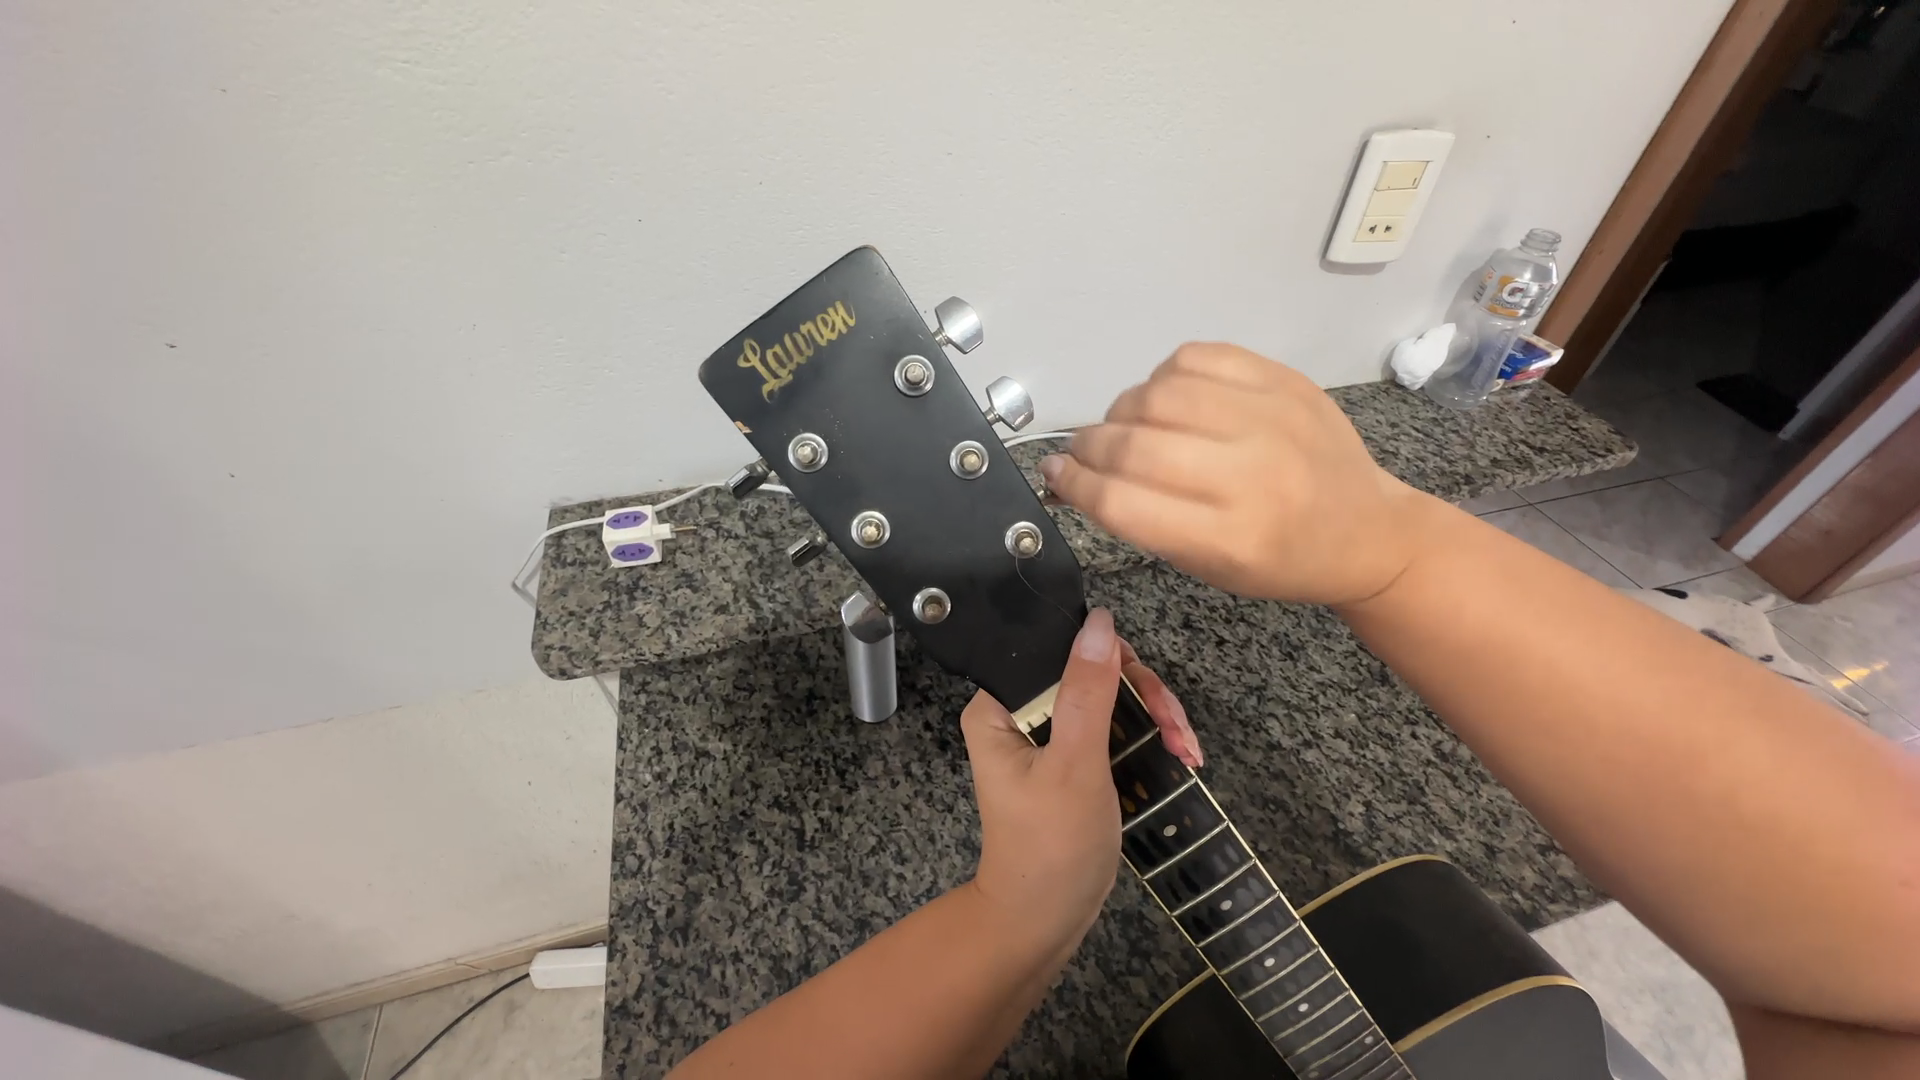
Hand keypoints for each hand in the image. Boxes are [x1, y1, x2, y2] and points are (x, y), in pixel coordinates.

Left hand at [960, 609, 1197, 953]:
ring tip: (1188, 751)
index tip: (1146, 685)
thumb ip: (1088, 691)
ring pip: (1110, 698)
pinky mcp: (1072, 758)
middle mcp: (1019, 712)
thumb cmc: (1051, 844)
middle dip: (1142, 695)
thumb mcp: (1074, 763)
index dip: (1107, 658)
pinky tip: (1182, 757)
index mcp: (999, 705)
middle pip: (1089, 673)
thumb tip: (1099, 620)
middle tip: (1178, 729)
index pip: (1056, 651)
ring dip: (1155, 718)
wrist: (1045, 920)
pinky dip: (1148, 739)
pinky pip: (1113, 728)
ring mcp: (1048, 736)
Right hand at [1039, 343, 1436, 606]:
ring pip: (1157, 393)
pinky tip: (1167, 399)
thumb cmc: (1278, 563)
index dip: (1073, 484)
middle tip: (1079, 452)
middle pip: (1133, 445)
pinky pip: (1195, 356)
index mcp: (1228, 537)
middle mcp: (1250, 474)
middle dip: (1087, 447)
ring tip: (1124, 427)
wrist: (1367, 532)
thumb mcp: (1205, 565)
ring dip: (1121, 411)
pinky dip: (1163, 376)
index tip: (1054, 475)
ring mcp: (1270, 418)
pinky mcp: (1283, 381)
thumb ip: (1140, 520)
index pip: (1121, 503)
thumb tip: (1074, 473)